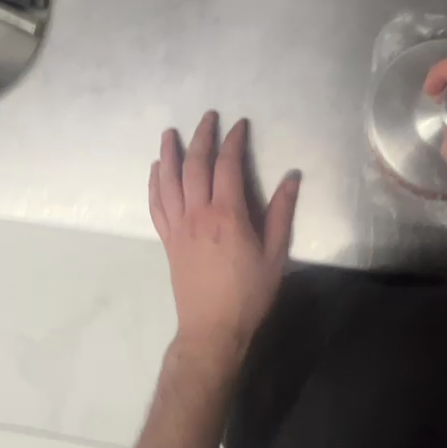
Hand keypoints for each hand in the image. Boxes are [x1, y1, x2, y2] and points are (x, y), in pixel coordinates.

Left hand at [148, 112, 300, 364]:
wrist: (212, 330)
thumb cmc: (249, 294)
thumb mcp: (275, 255)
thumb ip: (280, 213)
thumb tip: (291, 177)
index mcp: (227, 215)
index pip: (227, 166)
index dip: (233, 141)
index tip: (239, 124)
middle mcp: (198, 214)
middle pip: (194, 165)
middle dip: (200, 137)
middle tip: (207, 117)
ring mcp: (178, 226)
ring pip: (169, 181)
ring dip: (169, 153)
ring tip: (169, 133)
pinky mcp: (167, 240)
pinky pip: (156, 205)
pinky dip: (154, 183)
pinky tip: (156, 170)